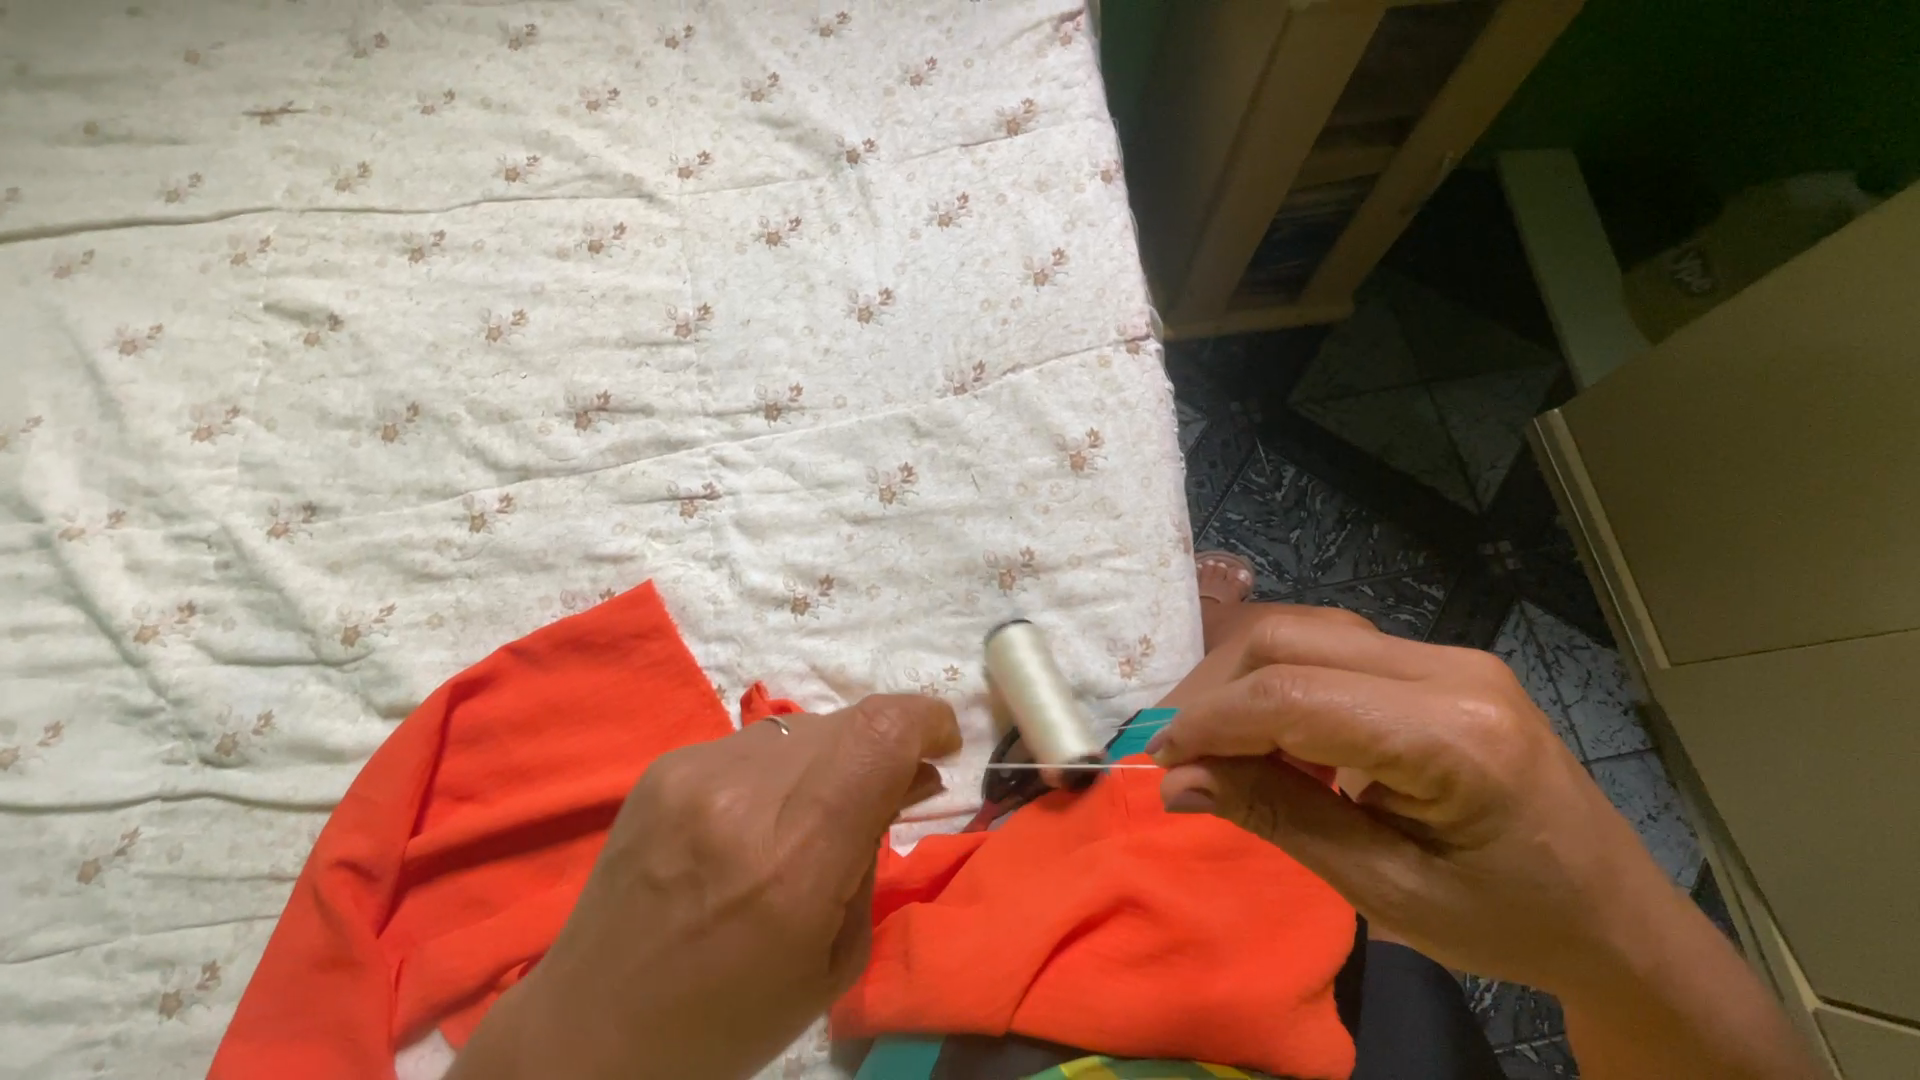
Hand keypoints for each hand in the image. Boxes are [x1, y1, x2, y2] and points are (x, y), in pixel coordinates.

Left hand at [449, 695, 958, 1079]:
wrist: (595, 1028)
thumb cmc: (732, 1017)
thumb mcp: (837, 958)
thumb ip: (875, 853)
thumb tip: (904, 778)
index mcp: (797, 858)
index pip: (881, 733)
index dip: (927, 719)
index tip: (943, 744)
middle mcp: (745, 796)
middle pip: (849, 720)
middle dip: (885, 745)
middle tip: (890, 789)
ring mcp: (696, 772)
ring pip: (802, 729)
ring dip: (831, 757)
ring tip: (816, 812)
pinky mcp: (665, 766)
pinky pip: (754, 744)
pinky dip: (781, 769)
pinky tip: (760, 818)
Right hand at [1147, 609, 1822, 1079]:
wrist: (1615, 916)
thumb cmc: (1510, 922)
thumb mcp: (1385, 889)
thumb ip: (1277, 817)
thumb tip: (1177, 781)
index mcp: (1455, 738)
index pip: (1294, 697)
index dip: (1210, 722)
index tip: (1158, 763)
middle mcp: (1453, 670)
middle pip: (1291, 641)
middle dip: (1214, 690)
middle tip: (1174, 749)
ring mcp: (1449, 657)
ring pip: (1305, 631)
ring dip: (1239, 676)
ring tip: (1205, 734)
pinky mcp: (1439, 662)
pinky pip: (1332, 646)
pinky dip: (1277, 677)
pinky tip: (1261, 721)